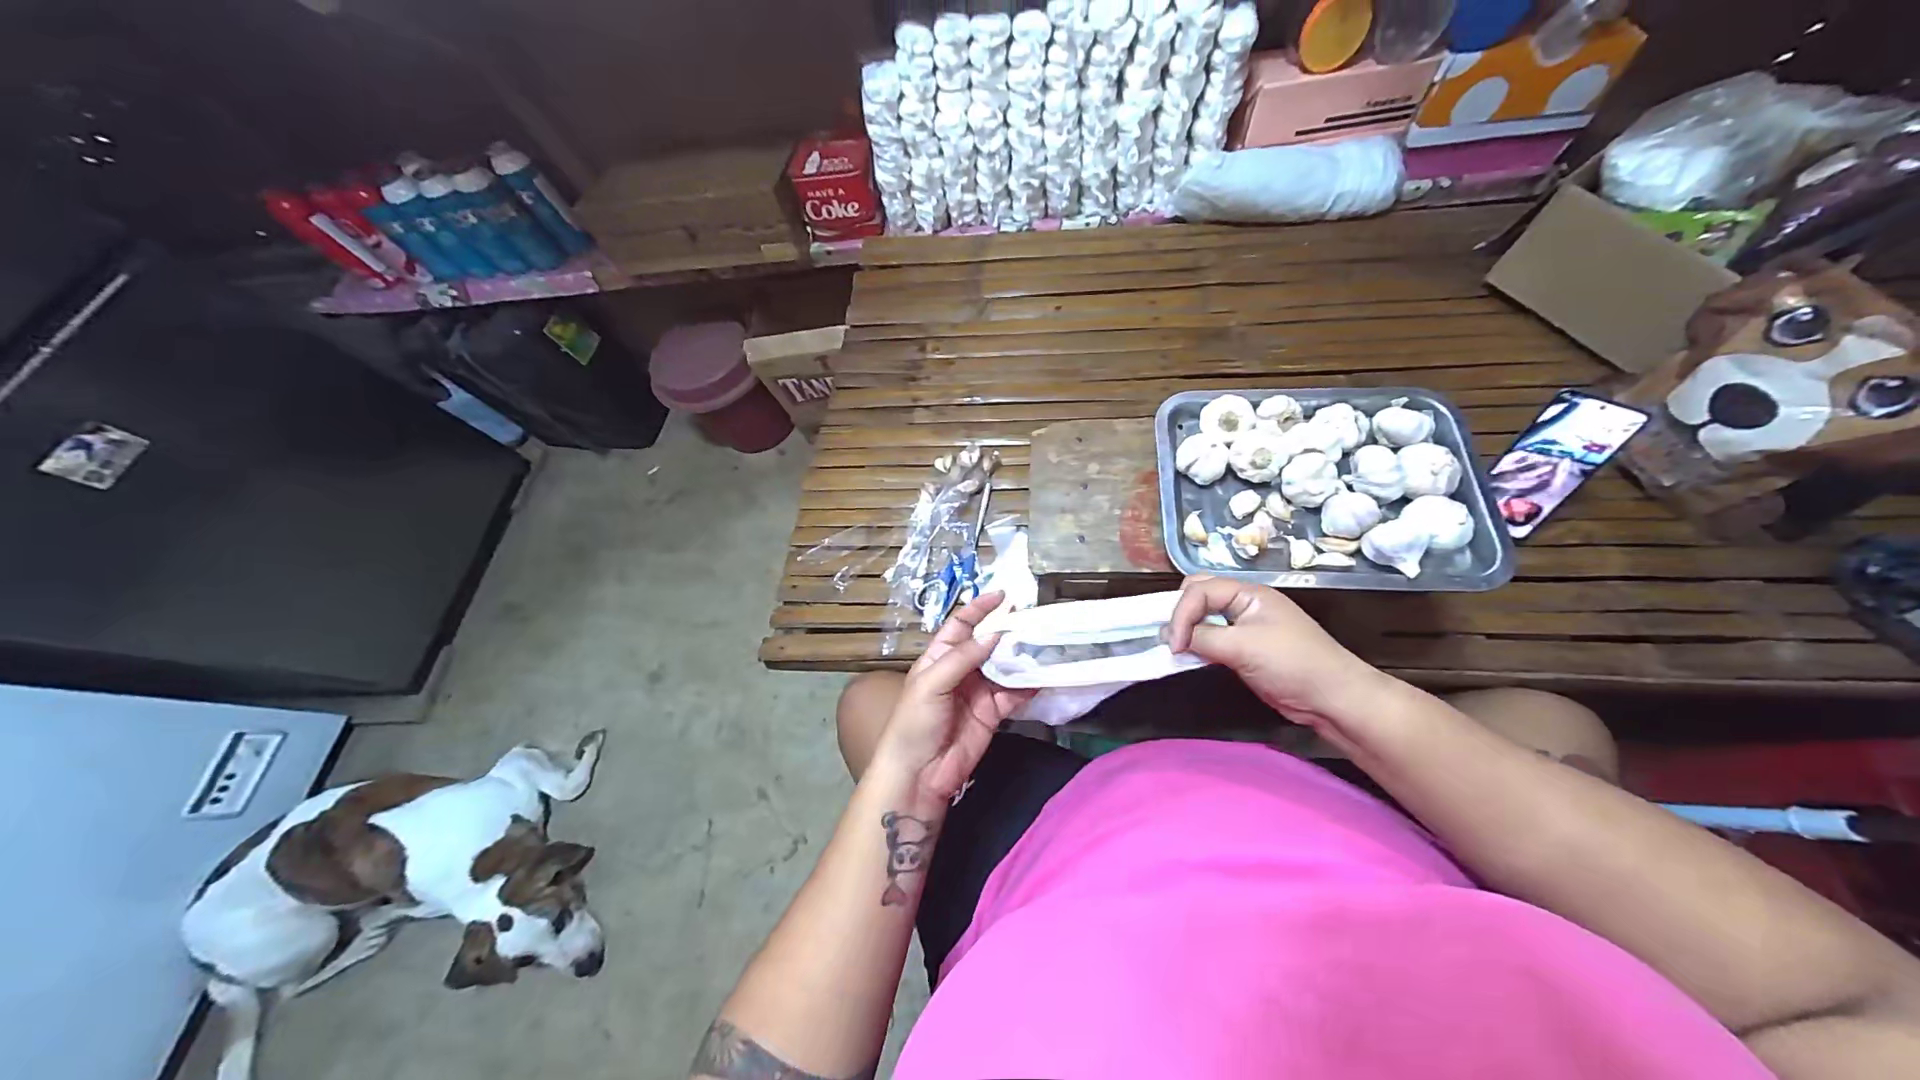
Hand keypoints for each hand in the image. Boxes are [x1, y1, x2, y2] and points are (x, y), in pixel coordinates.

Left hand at [873, 591, 1034, 802]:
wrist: (919, 774)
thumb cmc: (914, 723)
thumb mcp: (931, 684)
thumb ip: (963, 658)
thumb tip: (995, 635)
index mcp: (939, 657)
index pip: (961, 625)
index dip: (980, 609)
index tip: (1003, 595)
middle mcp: (961, 669)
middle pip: (988, 643)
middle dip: (1009, 631)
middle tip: (1034, 620)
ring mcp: (979, 691)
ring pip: (1005, 666)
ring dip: (1022, 657)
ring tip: (1044, 643)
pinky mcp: (993, 713)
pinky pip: (1014, 693)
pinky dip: (1029, 685)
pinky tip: (1043, 675)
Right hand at [1165, 575, 1397, 751]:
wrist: (1333, 699)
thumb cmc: (1292, 665)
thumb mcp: (1242, 647)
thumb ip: (1202, 637)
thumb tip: (1168, 637)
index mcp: (1248, 593)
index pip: (1199, 590)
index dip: (1181, 614)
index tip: (1174, 645)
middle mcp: (1244, 604)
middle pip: (1198, 595)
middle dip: (1181, 614)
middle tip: (1172, 640)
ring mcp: (1245, 626)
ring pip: (1203, 617)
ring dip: (1187, 631)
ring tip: (1176, 650)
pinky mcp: (1244, 649)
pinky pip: (1211, 638)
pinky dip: (1197, 646)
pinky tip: (1190, 658)